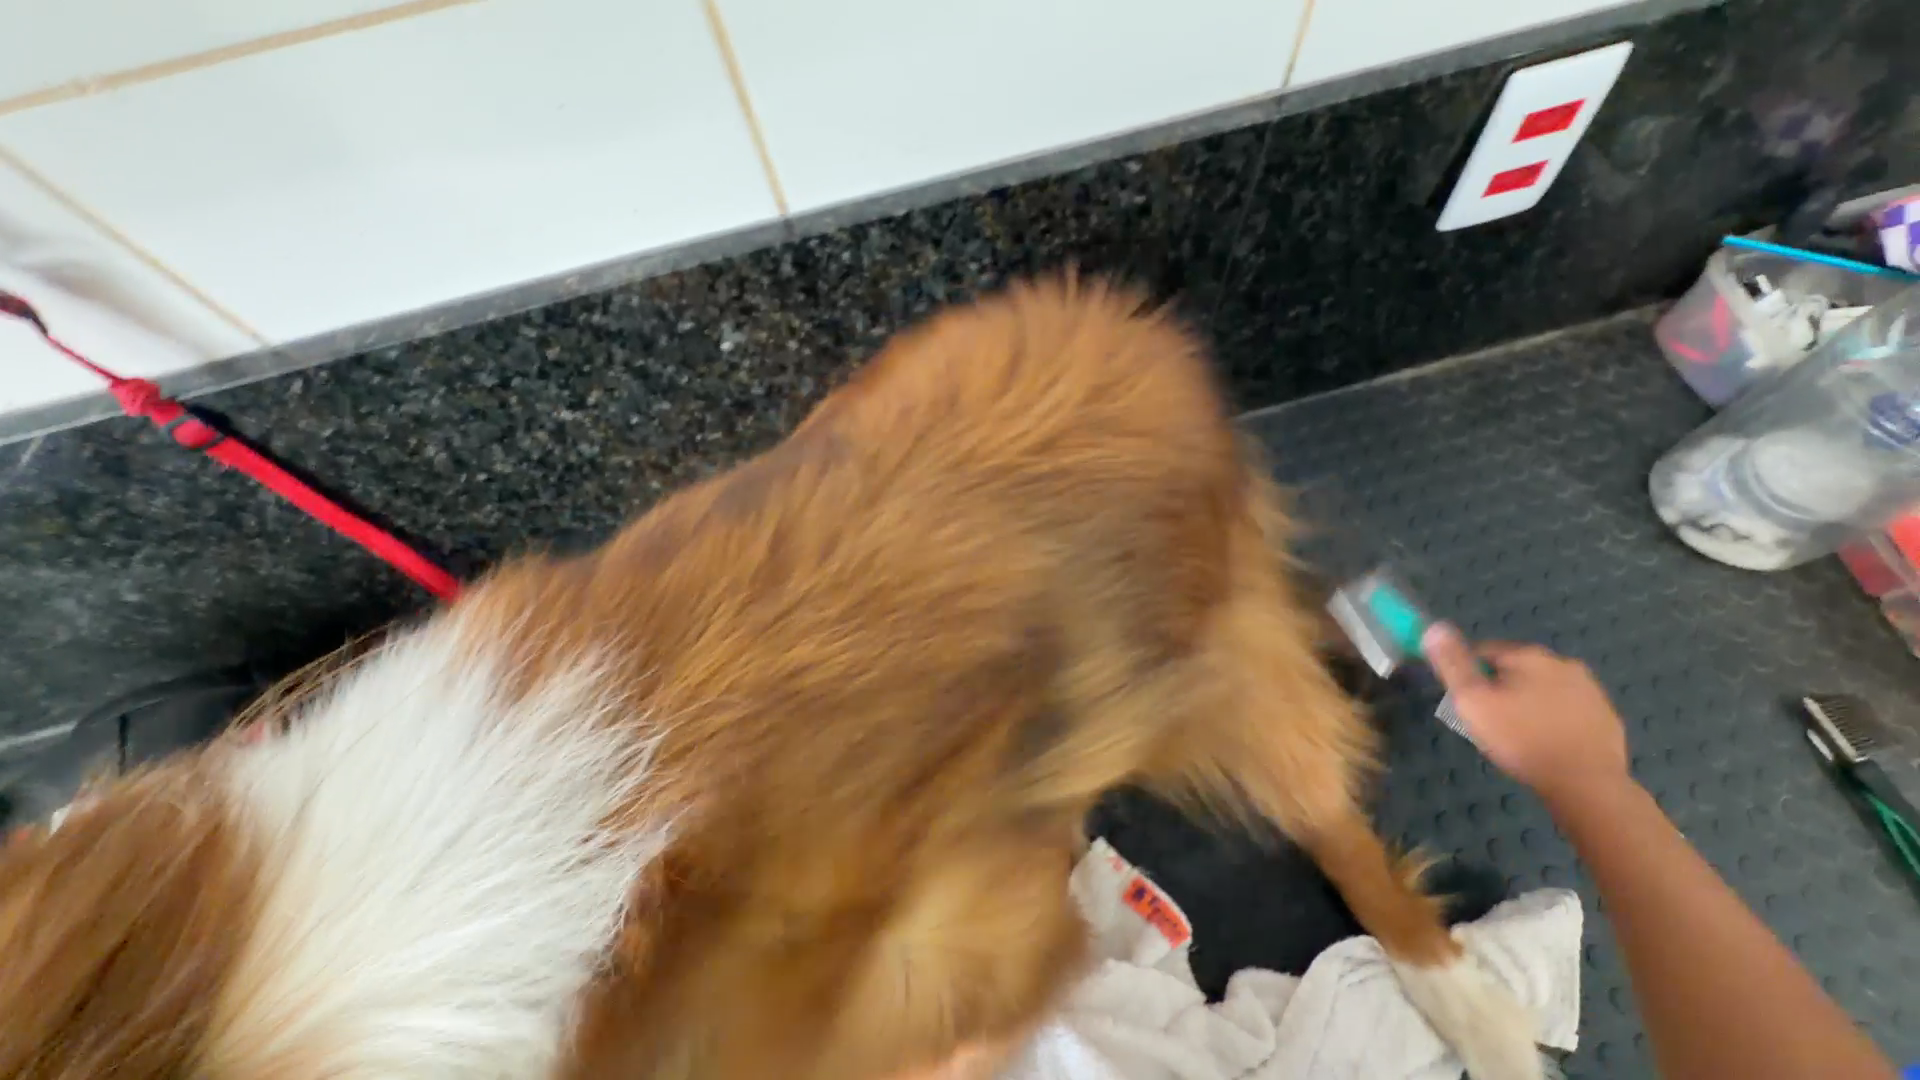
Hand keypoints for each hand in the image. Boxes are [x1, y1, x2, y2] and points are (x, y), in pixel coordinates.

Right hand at [1422, 623, 1629, 800]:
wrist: (1585, 782)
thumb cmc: (1520, 738)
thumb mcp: (1472, 700)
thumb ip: (1452, 664)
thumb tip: (1434, 627)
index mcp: (1529, 655)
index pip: (1483, 652)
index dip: (1469, 676)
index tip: (1467, 703)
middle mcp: (1564, 663)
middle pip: (1516, 669)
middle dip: (1500, 688)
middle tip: (1490, 721)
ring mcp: (1591, 690)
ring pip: (1544, 688)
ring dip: (1529, 702)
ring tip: (1518, 734)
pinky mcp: (1606, 716)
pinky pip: (1568, 709)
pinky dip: (1554, 719)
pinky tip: (1547, 742)